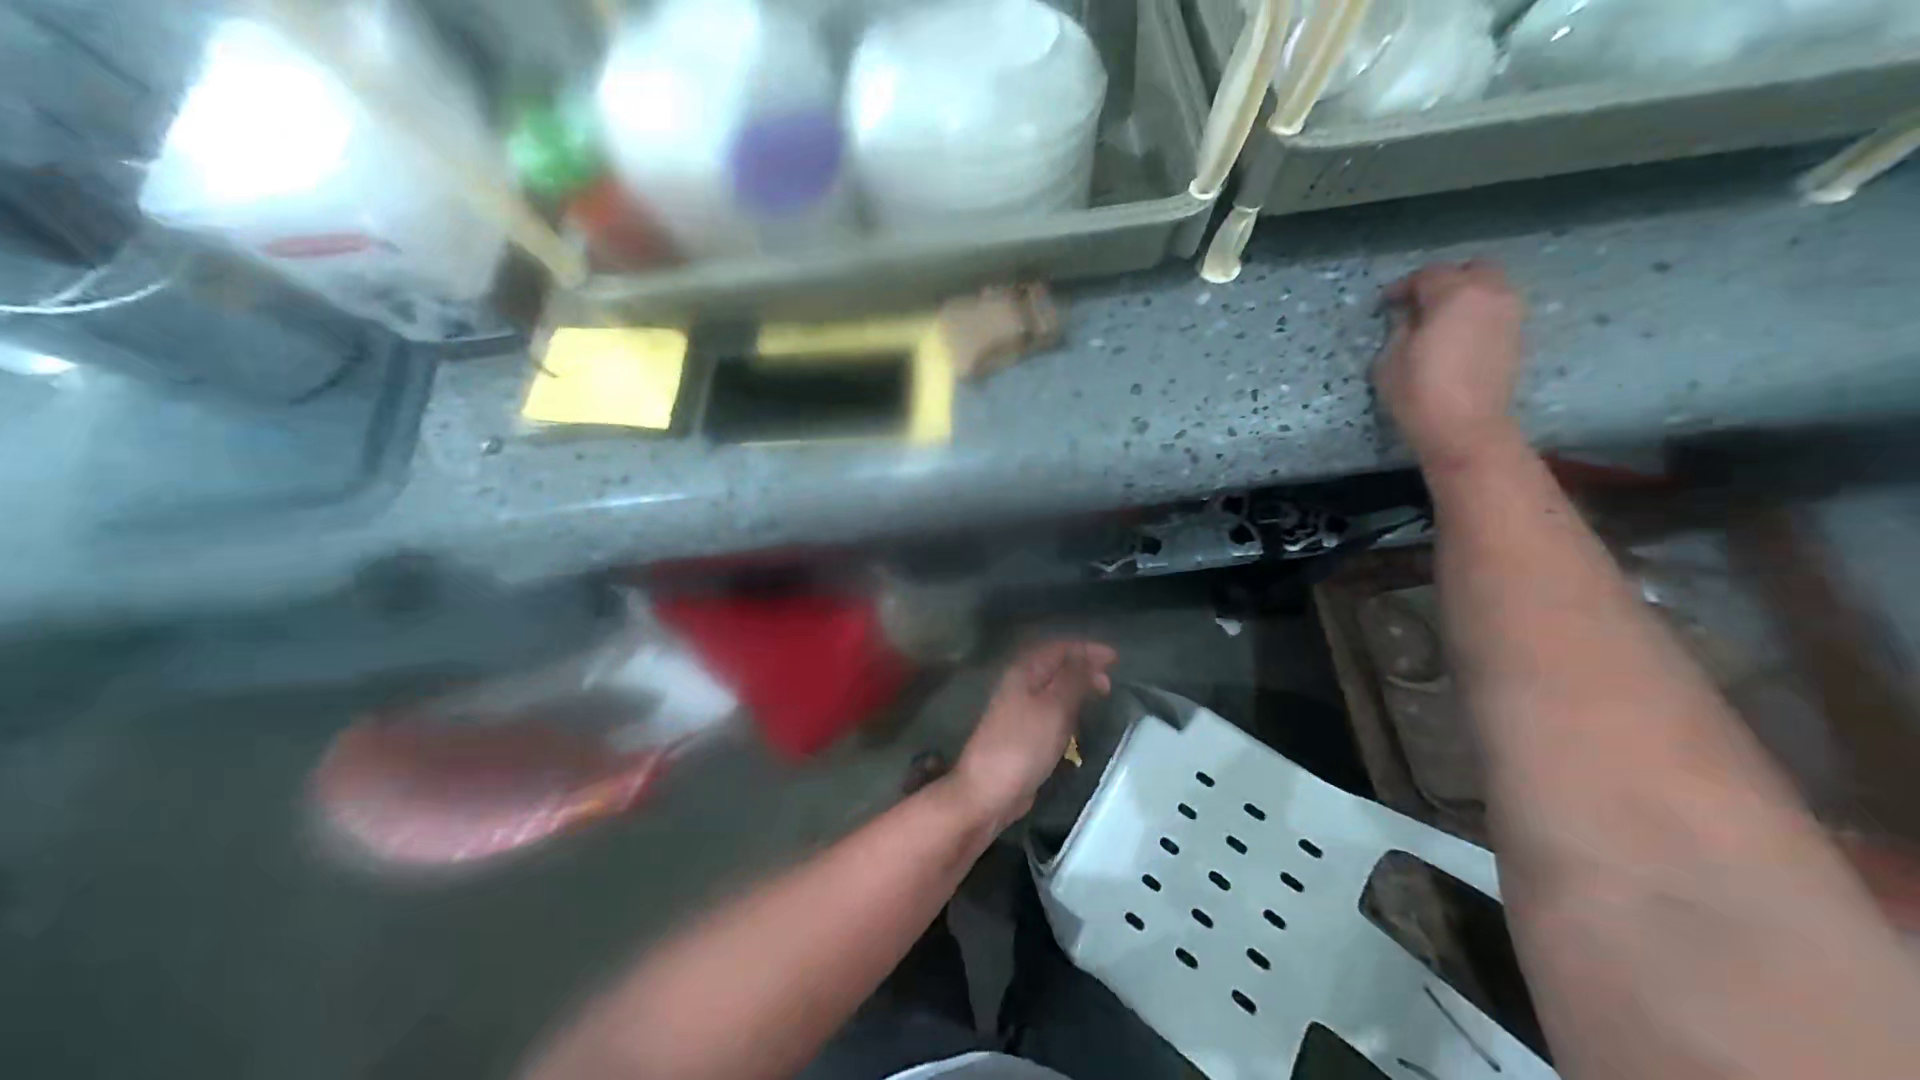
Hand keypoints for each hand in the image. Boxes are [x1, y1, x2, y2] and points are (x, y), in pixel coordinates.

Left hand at [951, 641, 1117, 829]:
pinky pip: (1050, 711)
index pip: (1059, 648)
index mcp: (1024, 672)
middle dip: (1084, 668)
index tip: (1115, 658)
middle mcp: (1019, 685)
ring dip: (1077, 688)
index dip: (1087, 649)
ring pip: (1053, 689)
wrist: (988, 791)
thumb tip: (1088, 657)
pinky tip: (1079, 721)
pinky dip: (1068, 709)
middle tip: (1110, 682)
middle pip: (1055, 666)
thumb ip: (1073, 679)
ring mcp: (1019, 710)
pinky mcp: (1023, 734)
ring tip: (1100, 696)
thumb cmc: (1023, 745)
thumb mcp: (1055, 707)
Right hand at [1374, 260, 1527, 468]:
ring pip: (1491, 288)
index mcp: (1455, 294)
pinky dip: (1478, 314)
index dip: (1404, 286)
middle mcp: (1490, 294)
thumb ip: (1400, 327)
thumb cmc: (1419, 390)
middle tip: (1421, 302)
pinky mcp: (1516, 337)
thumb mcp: (1389, 358)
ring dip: (1466, 296)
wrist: (1465, 426)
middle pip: (1473, 269)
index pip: (1428, 274)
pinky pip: (1497, 310)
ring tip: (1440, 319)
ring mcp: (1510, 315)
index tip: (1387, 302)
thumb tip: (1410, 316)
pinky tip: (1458, 335)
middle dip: (1446, 279)